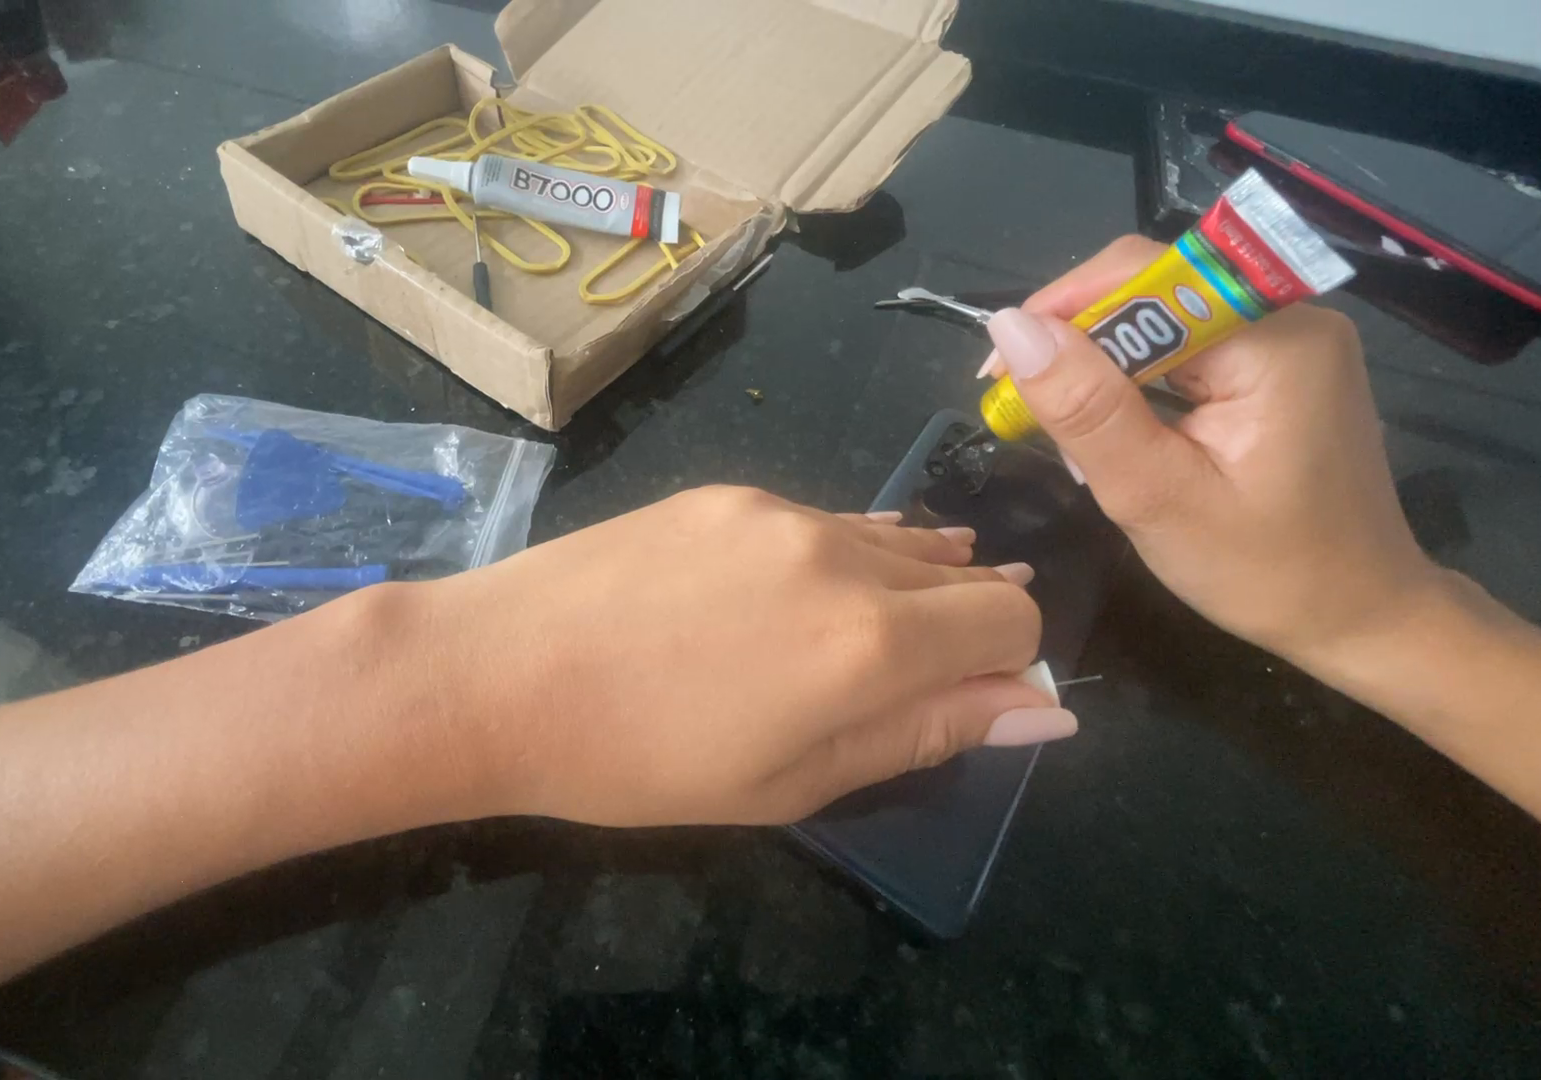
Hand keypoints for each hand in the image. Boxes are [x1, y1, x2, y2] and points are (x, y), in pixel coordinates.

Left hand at [409, 486, 1071, 826]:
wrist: (500, 670)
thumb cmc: (638, 759)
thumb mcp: (788, 781)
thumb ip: (920, 733)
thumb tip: (1040, 704)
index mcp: (868, 640)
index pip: (1006, 621)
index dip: (1005, 660)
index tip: (967, 695)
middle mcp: (838, 553)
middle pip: (956, 570)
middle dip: (959, 620)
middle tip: (910, 670)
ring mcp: (775, 510)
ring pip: (888, 538)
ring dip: (900, 583)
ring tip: (857, 629)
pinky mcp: (722, 491)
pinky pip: (818, 520)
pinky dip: (836, 554)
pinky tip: (795, 587)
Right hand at [982, 236, 1440, 665]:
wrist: (1352, 614)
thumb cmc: (1258, 567)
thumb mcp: (1151, 492)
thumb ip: (1084, 408)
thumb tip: (1010, 328)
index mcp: (1273, 340)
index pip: (1141, 280)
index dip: (1056, 312)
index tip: (998, 374)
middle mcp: (1286, 320)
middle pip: (1147, 294)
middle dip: (1071, 346)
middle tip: (1019, 410)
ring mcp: (1282, 343)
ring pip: (1154, 321)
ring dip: (1091, 368)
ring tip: (1057, 429)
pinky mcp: (1270, 369)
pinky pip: (1175, 349)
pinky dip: (1124, 383)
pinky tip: (1105, 428)